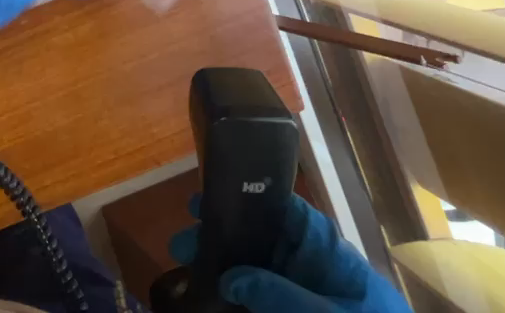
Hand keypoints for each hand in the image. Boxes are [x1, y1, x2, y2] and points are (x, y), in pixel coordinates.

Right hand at [169, 194, 410, 312]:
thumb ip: (277, 295)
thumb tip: (228, 278)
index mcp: (323, 249)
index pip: (280, 210)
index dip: (241, 202)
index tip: (202, 206)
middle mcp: (311, 264)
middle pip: (259, 239)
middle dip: (221, 239)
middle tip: (181, 246)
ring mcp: (305, 293)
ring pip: (257, 272)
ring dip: (224, 270)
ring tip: (187, 275)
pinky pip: (264, 302)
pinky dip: (239, 301)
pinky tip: (211, 302)